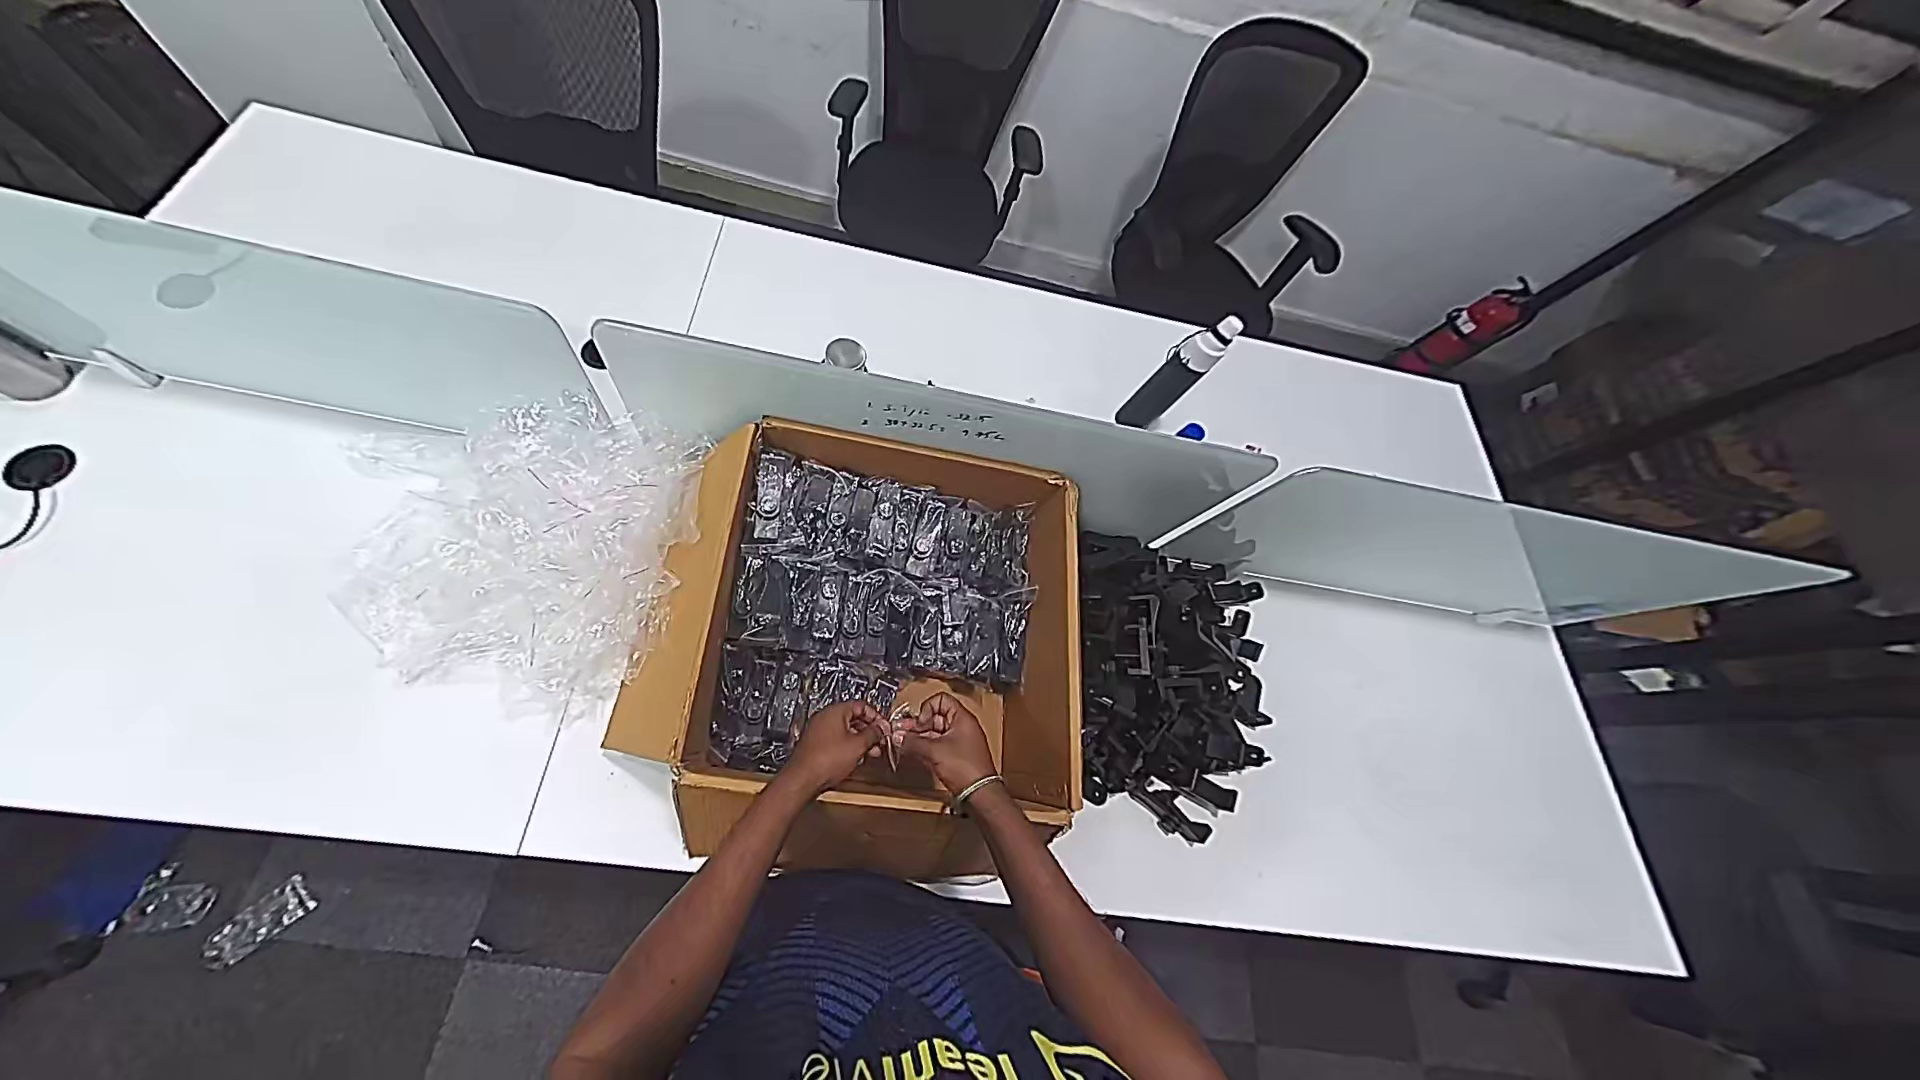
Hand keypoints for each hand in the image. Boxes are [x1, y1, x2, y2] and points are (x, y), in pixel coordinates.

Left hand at [786, 701, 885, 795]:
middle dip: (868, 730)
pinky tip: (854, 758)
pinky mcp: (815, 745)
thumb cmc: (824, 760)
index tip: (883, 727)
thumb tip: (881, 728)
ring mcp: (818, 731)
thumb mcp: (858, 745)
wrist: (803, 780)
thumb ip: (873, 734)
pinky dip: (847, 747)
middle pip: (853, 718)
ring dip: (859, 740)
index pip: (861, 705)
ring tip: (869, 752)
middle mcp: (825, 718)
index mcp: (835, 711)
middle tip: (879, 740)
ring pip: (845, 731)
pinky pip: (836, 740)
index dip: (875, 716)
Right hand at [896, 692, 995, 793]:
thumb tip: (898, 736)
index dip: (927, 708)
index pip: (941, 700)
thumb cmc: (964, 767)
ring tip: (904, 744)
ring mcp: (960, 741)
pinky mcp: (956, 756)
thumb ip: (914, 742)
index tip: (919, 723)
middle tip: (902, 733)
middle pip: (936, 717)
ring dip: (920, 737)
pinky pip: (938, 745)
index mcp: (962, 718)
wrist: (979, 793)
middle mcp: (962, 727)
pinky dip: (926, 747)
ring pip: (935, 732)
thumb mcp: (935, 751)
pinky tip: (914, 753)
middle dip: (918, 725)